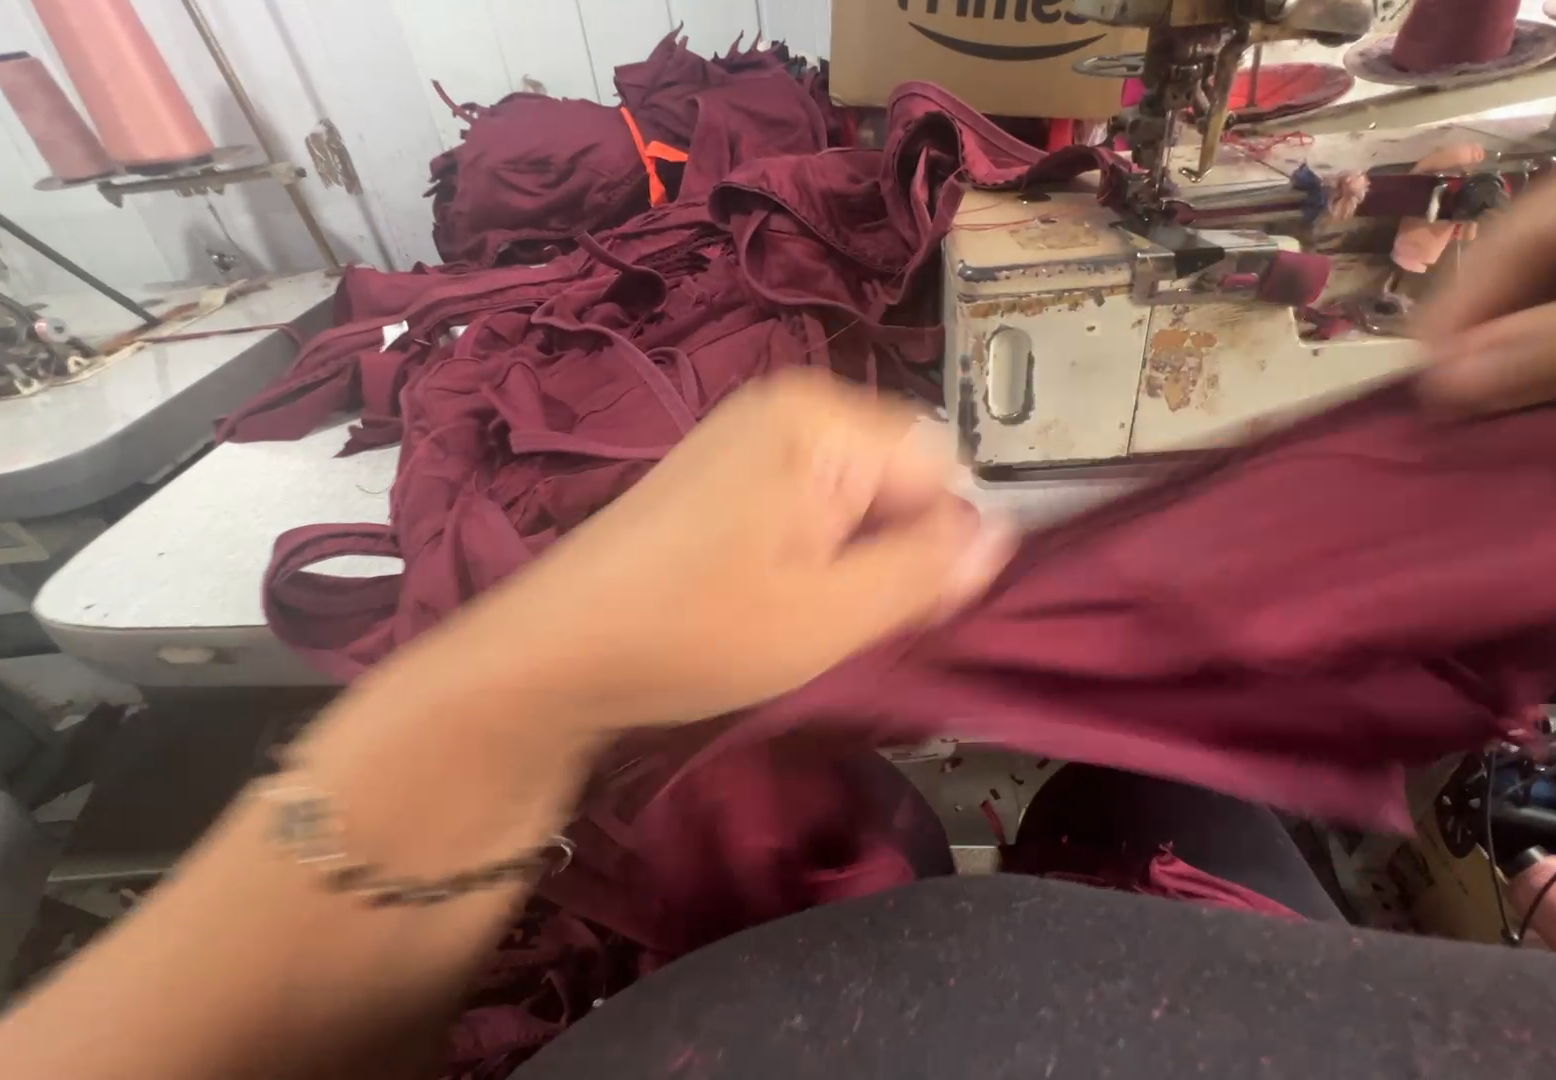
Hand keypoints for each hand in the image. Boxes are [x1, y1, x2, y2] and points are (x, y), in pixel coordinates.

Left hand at [441, 371, 1014, 733]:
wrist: (555, 650)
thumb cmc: (693, 631)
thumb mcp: (830, 616)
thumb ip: (926, 570)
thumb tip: (1000, 536)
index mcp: (820, 421)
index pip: (942, 468)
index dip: (939, 542)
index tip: (904, 607)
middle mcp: (789, 405)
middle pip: (899, 475)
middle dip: (893, 548)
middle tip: (844, 614)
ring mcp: (751, 432)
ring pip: (858, 494)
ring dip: (854, 555)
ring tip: (802, 608)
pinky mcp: (726, 465)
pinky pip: (812, 499)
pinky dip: (815, 548)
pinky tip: (773, 591)